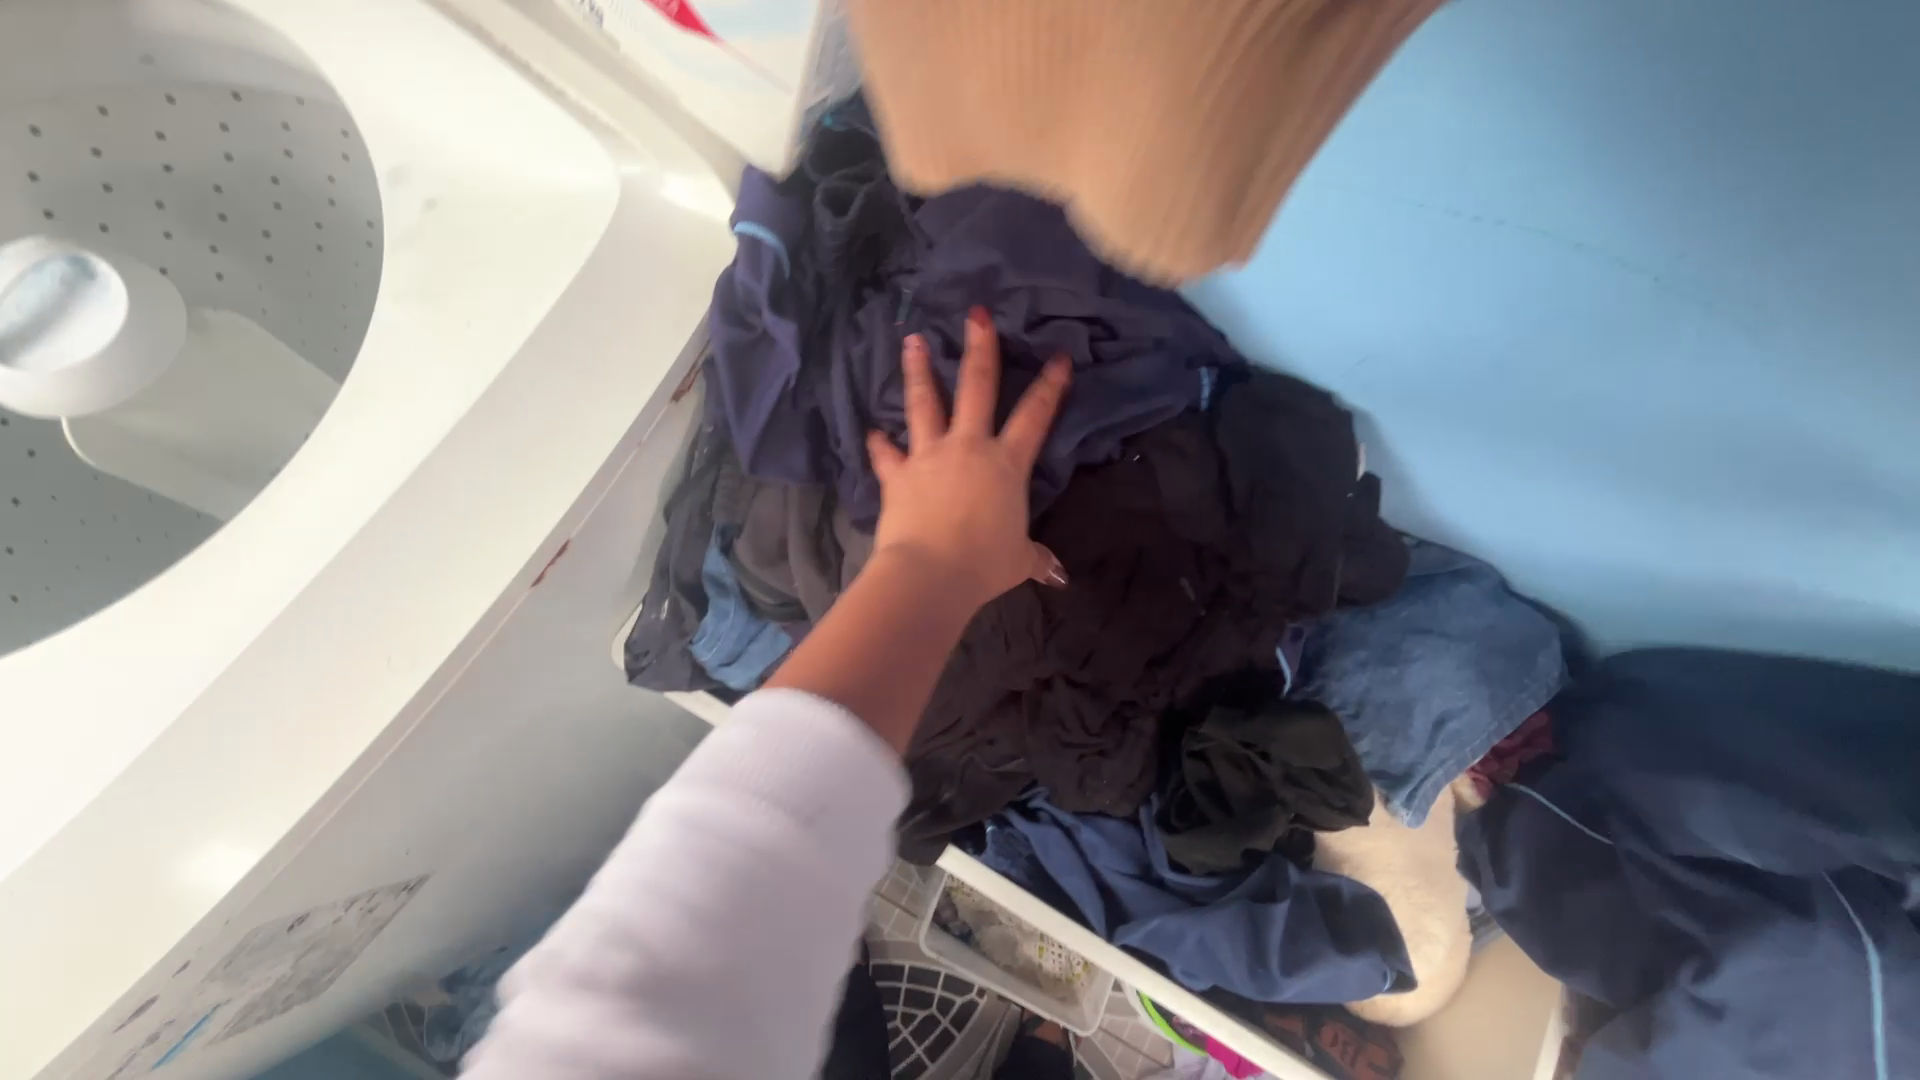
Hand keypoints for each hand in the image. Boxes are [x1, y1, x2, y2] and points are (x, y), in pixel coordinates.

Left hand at [866, 306, 1071, 612]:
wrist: (930, 573)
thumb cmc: (983, 564)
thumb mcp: (1017, 561)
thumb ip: (1035, 558)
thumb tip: (1058, 576)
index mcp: (1006, 464)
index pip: (1035, 417)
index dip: (1050, 387)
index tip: (1059, 358)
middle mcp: (968, 448)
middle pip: (976, 388)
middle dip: (980, 348)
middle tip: (976, 315)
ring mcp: (930, 457)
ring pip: (925, 404)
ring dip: (919, 372)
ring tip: (913, 342)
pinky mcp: (898, 475)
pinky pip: (886, 455)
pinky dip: (879, 444)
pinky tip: (871, 432)